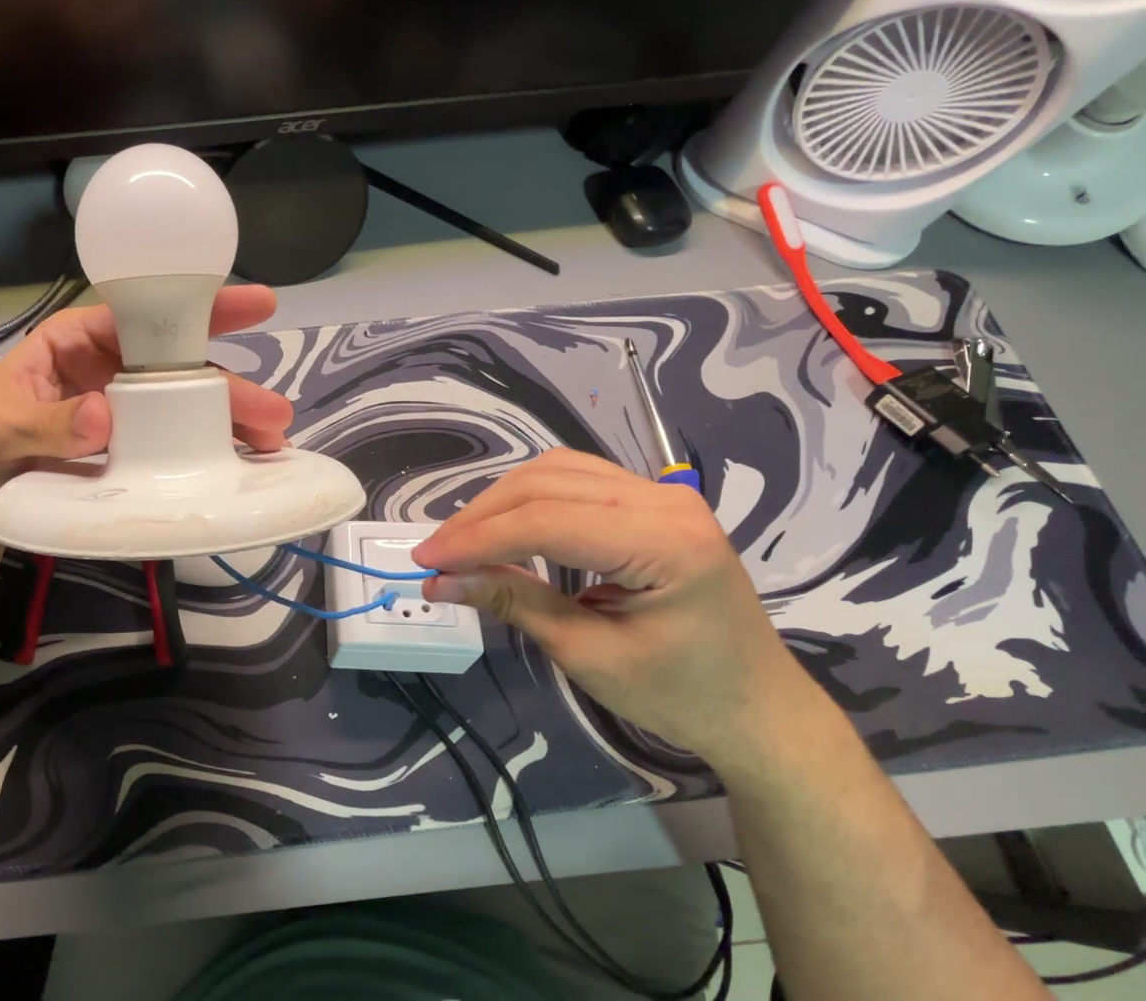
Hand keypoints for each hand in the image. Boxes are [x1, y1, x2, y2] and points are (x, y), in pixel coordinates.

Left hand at [0, 285, 294, 564]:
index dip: (198, 307)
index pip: (142, 315)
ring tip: (270, 445)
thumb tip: (105, 415)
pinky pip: (171, 442)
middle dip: (227, 385)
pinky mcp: (125, 450)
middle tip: (275, 413)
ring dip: (228, 422)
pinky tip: (238, 463)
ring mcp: (120, 412)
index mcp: (75, 342)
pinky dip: (205, 450)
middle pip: (176, 367)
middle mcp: (107, 369)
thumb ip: (43, 423)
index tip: (253, 304)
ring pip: (182, 406)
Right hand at [412, 448, 821, 770]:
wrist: (758, 710)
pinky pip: (578, 480)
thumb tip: (440, 579)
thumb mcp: (586, 653)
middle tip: (435, 556)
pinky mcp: (656, 503)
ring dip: (501, 502)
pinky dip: (530, 499)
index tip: (424, 563)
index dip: (476, 539)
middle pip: (546, 483)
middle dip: (481, 517)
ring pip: (556, 471)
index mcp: (664, 542)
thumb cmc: (679, 694)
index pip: (545, 520)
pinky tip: (505, 526)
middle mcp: (667, 500)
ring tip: (462, 542)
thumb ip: (514, 602)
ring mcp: (665, 495)